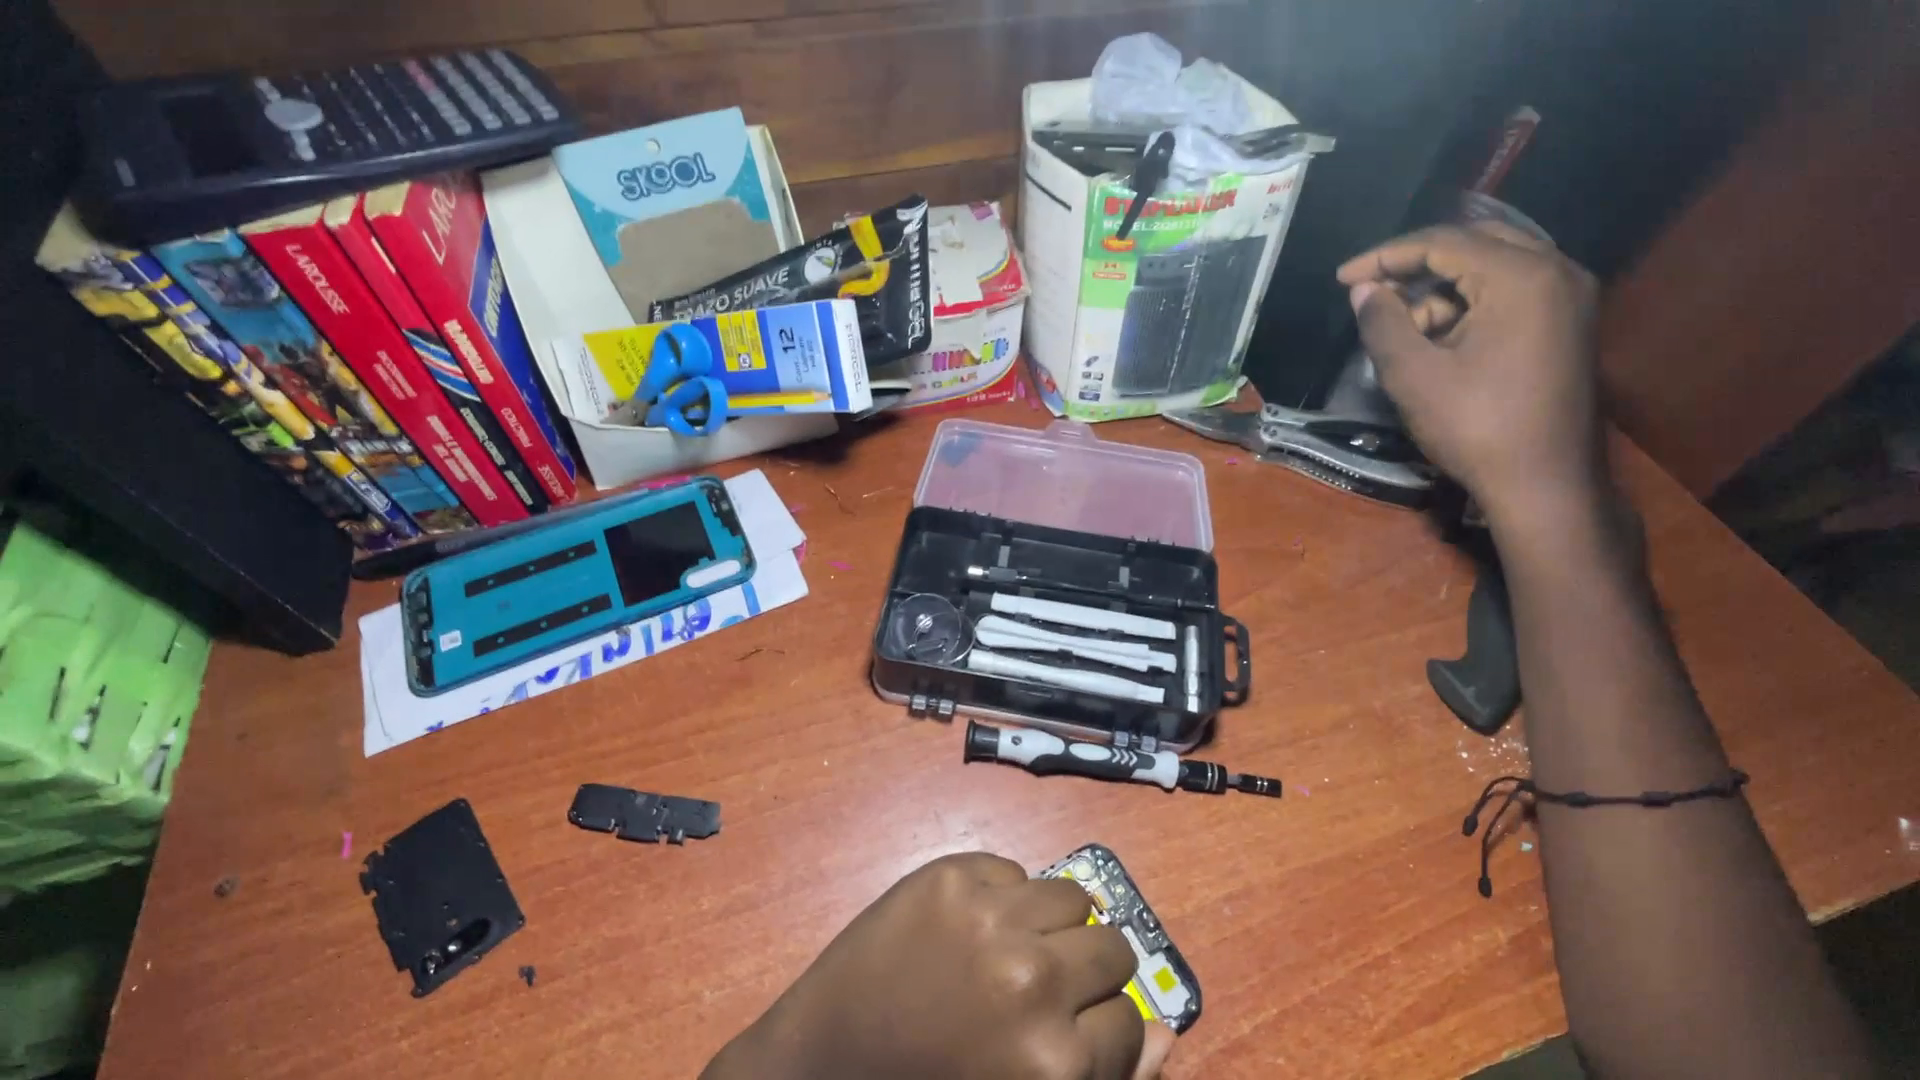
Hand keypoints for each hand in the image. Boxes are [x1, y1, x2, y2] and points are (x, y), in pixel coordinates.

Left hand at [703, 853, 1176, 1079]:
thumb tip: (1167, 1032)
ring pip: (1072, 897)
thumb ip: (1103, 1076)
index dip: (1099, 1028)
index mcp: (1056, 1060)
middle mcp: (1034, 979)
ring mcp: (989, 917)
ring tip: (1010, 948)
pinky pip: (1015, 871)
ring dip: (1051, 925)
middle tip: (1040, 987)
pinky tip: (970, 928)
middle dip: (1084, 973)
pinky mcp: (950, 874)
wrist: (821, 1064)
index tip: (1068, 1030)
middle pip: (1112, 950)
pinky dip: (1005, 897)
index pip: (1129, 1020)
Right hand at [1336, 223, 1605, 523]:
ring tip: (1402, 326)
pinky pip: (1512, 290)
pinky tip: (1438, 336)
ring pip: (1493, 267)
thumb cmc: (1476, 427)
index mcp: (1521, 276)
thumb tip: (1364, 290)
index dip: (1385, 256)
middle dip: (1416, 265)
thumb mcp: (1414, 375)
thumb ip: (1383, 323)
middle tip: (1371, 289)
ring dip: (1441, 288)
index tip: (1341, 278)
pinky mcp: (1568, 324)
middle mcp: (1555, 271)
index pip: (1443, 243)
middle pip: (1473, 243)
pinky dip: (1470, 303)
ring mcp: (1568, 297)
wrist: (1545, 484)